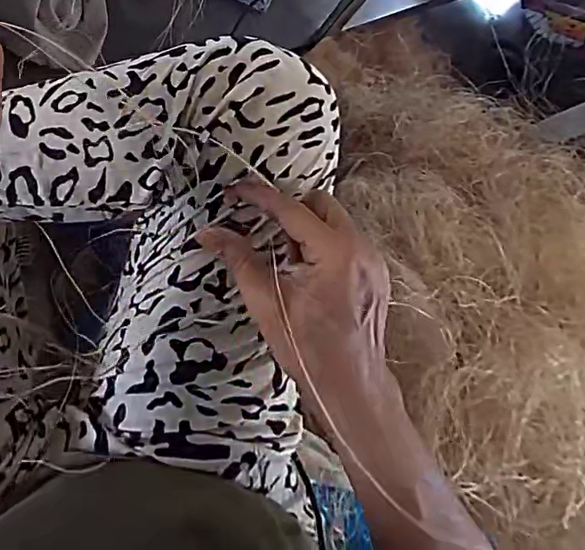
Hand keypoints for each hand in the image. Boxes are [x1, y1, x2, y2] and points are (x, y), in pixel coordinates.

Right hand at [198, 179, 391, 424]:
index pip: (289, 208)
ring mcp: (372, 265)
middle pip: (318, 204)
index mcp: (336, 252)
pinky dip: (317, 243)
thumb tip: (210, 233)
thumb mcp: (264, 298)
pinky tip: (298, 268)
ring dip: (302, 226)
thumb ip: (237, 256)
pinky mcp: (373, 278)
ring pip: (332, 221)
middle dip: (286, 207)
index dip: (256, 195)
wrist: (352, 392)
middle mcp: (361, 251)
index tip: (234, 191)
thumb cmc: (311, 350)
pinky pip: (342, 242)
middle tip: (257, 221)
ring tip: (279, 252)